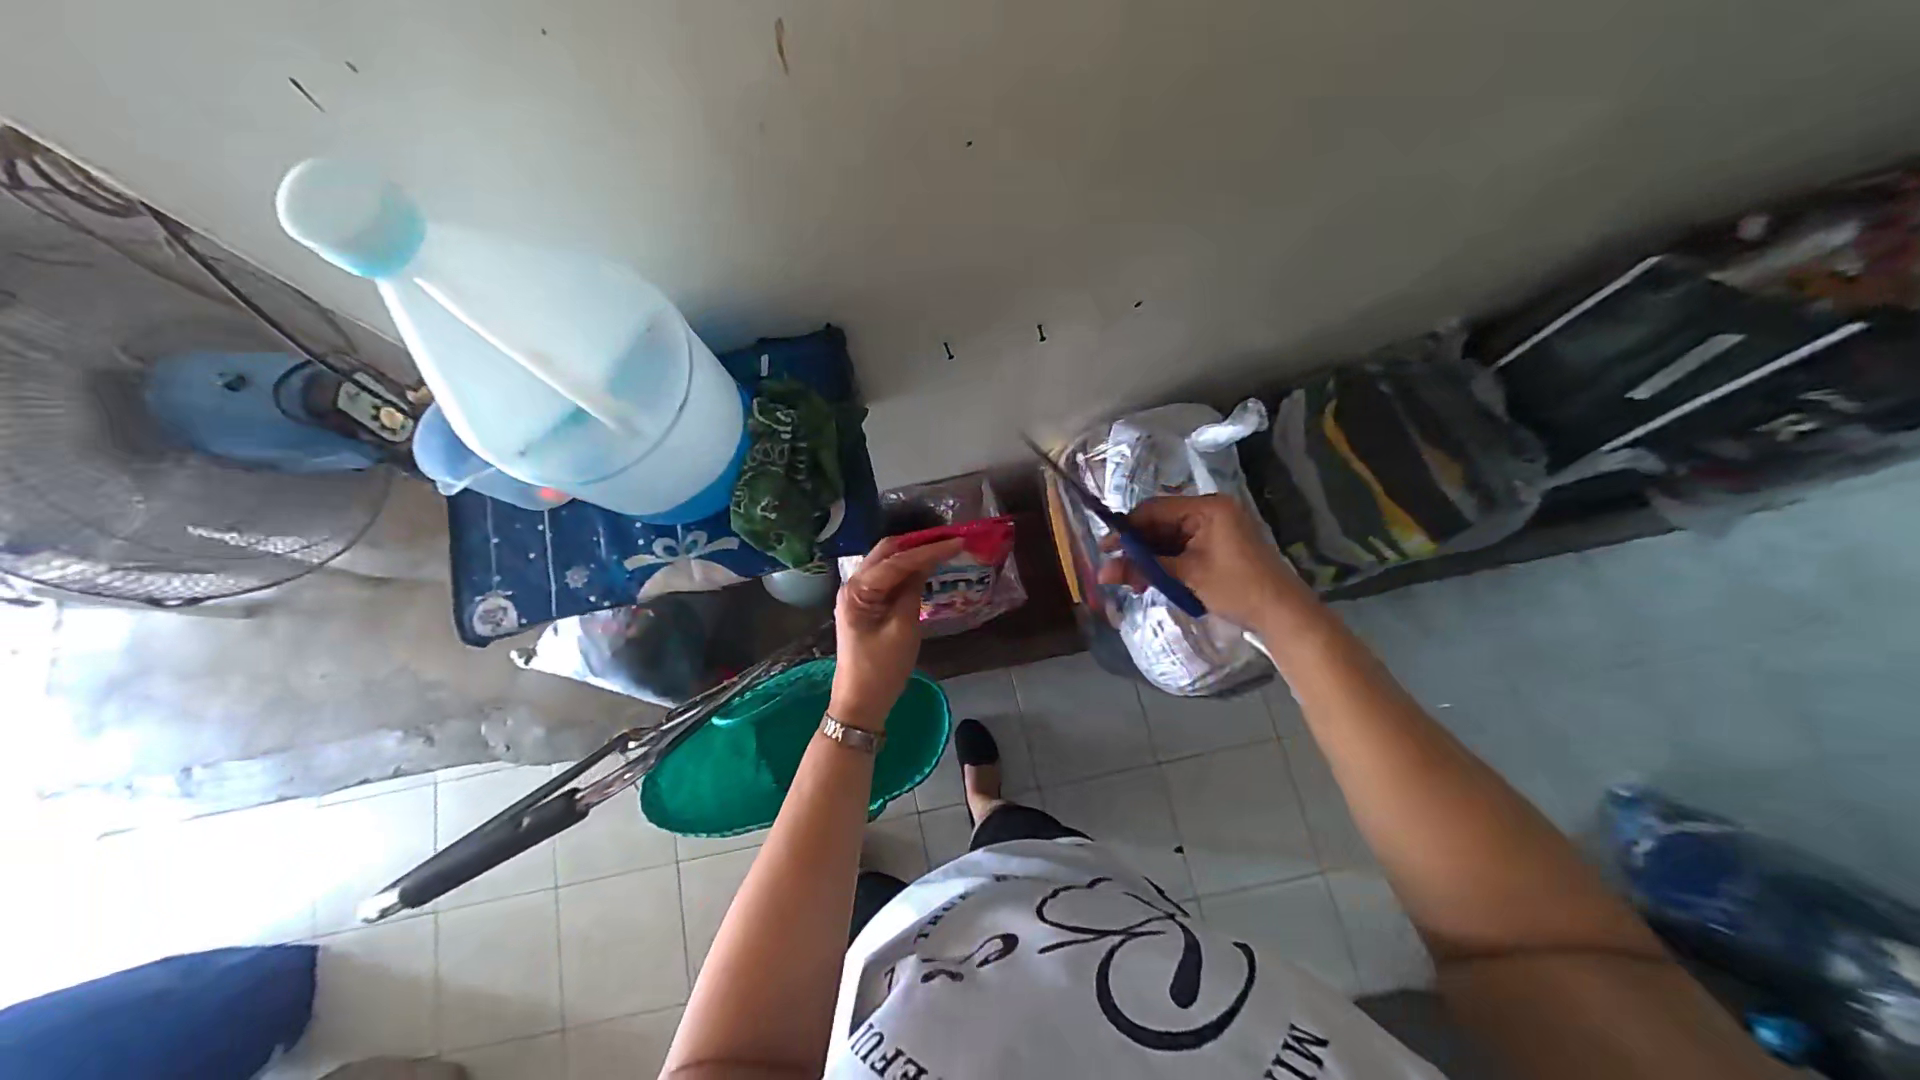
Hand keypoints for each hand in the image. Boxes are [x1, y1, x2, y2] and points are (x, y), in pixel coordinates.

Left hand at [829, 536, 963, 730]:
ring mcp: (857, 594)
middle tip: (950, 538)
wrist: (861, 703)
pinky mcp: (865, 605)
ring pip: (887, 562)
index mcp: (857, 590)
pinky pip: (888, 578)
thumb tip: (925, 566)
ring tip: (943, 548)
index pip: (897, 561)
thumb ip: (913, 592)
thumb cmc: (881, 670)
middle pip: (887, 552)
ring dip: (913, 554)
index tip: (957, 541)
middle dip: (919, 543)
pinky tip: (926, 569)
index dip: (928, 550)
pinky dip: (907, 570)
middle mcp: (853, 585)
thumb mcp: (903, 629)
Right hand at [1098, 494, 1315, 629]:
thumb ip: (1143, 569)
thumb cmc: (1237, 588)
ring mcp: (1216, 528)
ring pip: (1169, 538)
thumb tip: (1101, 573)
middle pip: (1161, 523)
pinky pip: (1183, 549)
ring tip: (1133, 583)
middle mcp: (1211, 511)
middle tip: (1115, 571)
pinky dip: (1166, 564)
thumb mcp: (1185, 577)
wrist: (1283, 613)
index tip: (1105, 548)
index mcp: (1207, 507)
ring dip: (1150, 559)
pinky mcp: (1218, 546)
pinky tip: (1152, 581)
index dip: (1127, 528)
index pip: (1155, 509)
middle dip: (1137, 548)